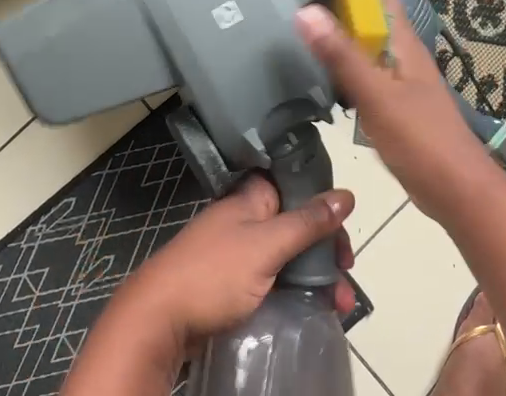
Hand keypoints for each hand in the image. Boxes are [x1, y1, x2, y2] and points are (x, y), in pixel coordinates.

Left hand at [115, 176, 354, 351]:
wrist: (159, 319)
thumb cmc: (213, 274)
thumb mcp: (265, 246)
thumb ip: (305, 223)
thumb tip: (346, 194)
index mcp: (250, 201)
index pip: (294, 186)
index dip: (322, 203)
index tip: (343, 233)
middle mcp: (244, 221)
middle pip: (294, 224)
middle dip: (325, 250)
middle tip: (346, 278)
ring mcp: (237, 253)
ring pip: (286, 255)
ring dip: (315, 276)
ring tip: (339, 306)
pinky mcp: (232, 283)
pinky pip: (273, 279)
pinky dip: (295, 291)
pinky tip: (313, 308)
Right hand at [296, 0, 499, 222]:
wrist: (460, 194)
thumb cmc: (422, 142)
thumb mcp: (376, 96)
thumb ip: (341, 55)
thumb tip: (305, 11)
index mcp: (403, 43)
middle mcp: (402, 54)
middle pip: (367, 19)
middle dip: (334, 11)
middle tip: (290, 11)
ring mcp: (399, 81)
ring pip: (364, 48)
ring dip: (337, 42)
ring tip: (295, 40)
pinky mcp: (395, 105)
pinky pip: (364, 76)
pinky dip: (342, 71)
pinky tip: (319, 81)